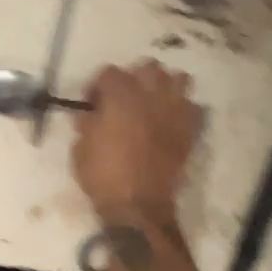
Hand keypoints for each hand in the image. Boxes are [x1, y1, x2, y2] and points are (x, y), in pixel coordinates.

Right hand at [73, 60, 203, 222]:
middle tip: (124, 98)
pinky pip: (191, 105)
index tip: (92, 103)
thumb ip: (86, 124)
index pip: (109, 72)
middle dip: (134, 78)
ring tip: (151, 103)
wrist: (137, 203)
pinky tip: (168, 121)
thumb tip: (90, 113)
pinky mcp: (190, 127)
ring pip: (177, 78)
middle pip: (147, 67)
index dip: (97, 86)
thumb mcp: (80, 149)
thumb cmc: (102, 176)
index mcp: (120, 98)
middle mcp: (151, 96)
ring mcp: (175, 110)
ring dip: (163, 86)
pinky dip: (180, 108)